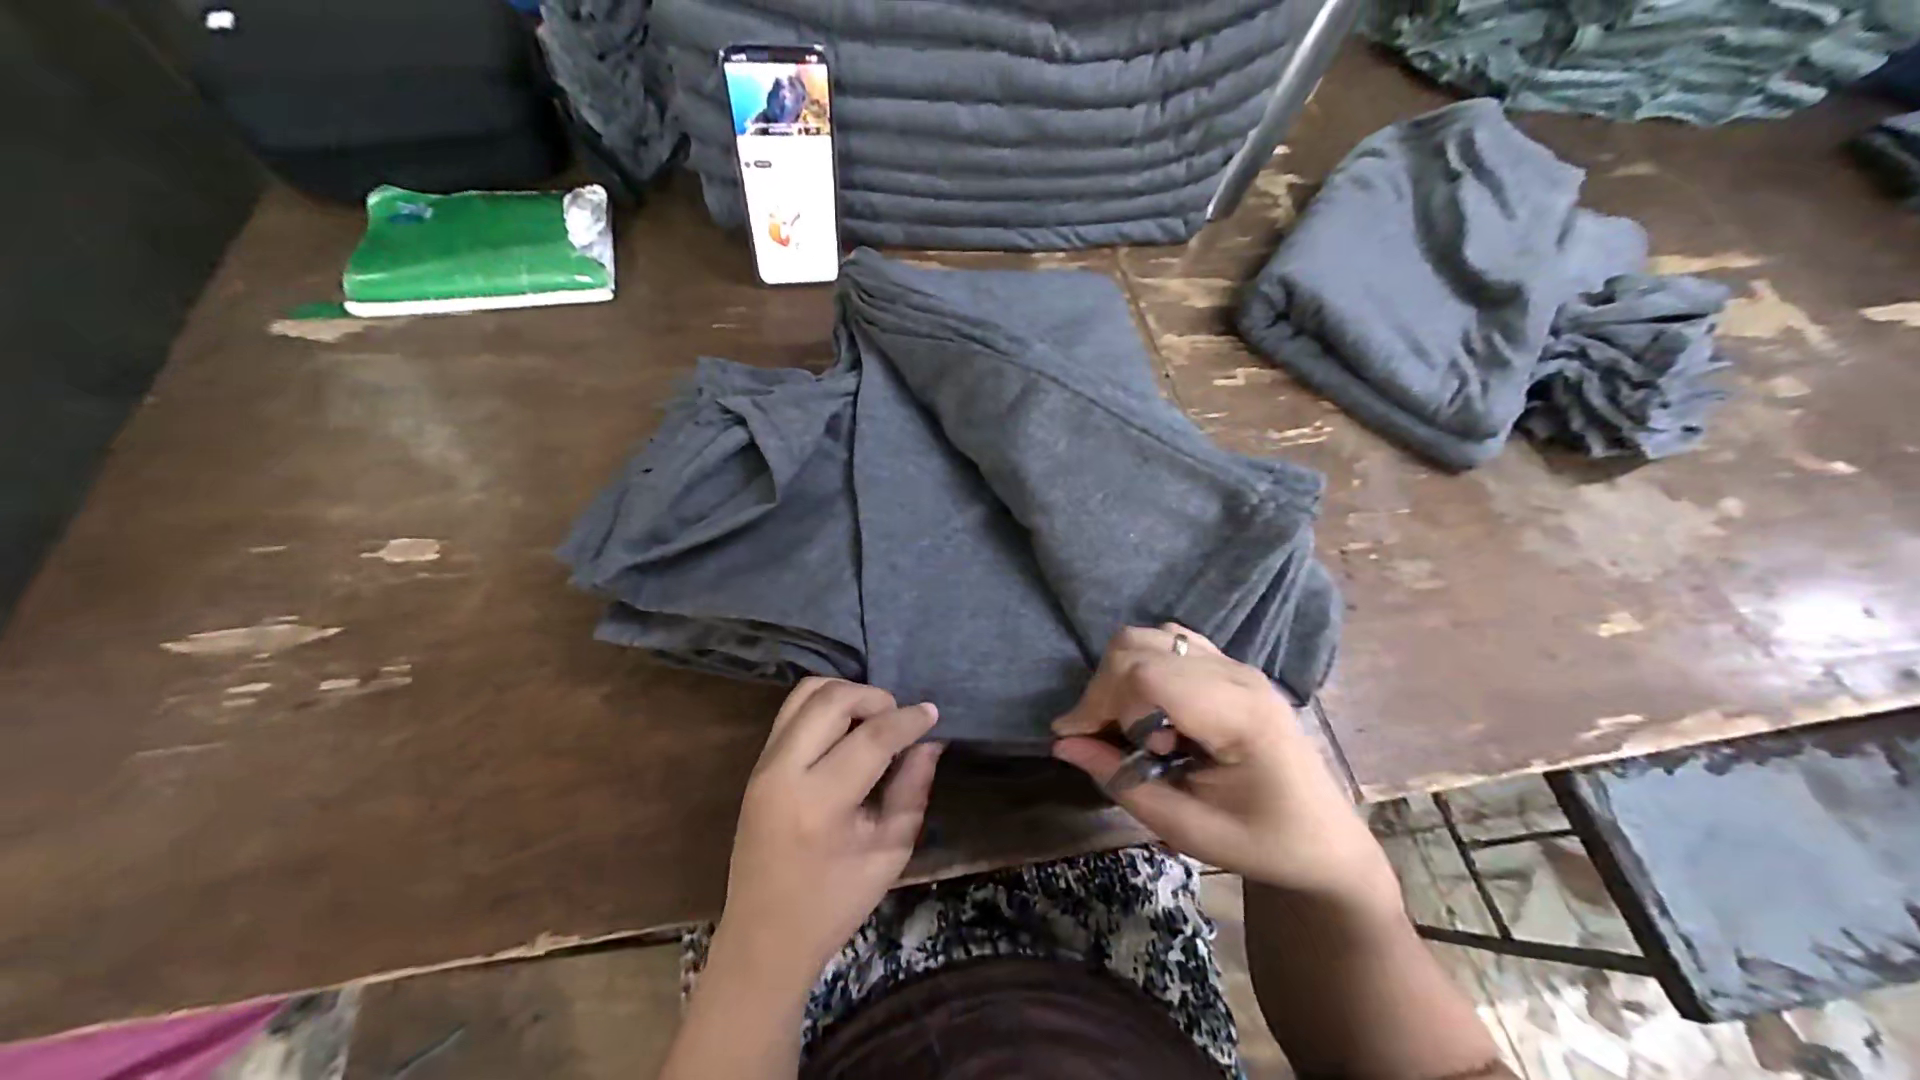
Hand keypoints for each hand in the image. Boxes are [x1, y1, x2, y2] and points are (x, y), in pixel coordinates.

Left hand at [713, 677, 943, 988]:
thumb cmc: (835, 903)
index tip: (933, 713)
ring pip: (807, 693)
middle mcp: (783, 772)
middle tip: (900, 719)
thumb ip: (913, 788)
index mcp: (819, 803)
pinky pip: (792, 711)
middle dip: (876, 698)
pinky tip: (848, 727)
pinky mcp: (756, 764)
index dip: (909, 720)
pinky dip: (825, 704)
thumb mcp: (890, 851)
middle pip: (832, 699)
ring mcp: (763, 765)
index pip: (871, 737)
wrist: (764, 937)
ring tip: (874, 719)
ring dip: (847, 694)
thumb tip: (930, 740)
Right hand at [1052, 625, 1400, 912]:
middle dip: (1104, 689)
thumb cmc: (1262, 843)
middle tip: (1103, 738)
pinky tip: (1150, 710)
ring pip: (1151, 637)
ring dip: (1121, 675)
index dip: (1100, 700)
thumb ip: (1121, 781)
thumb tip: (1063, 743)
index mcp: (1239, 715)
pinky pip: (1170, 643)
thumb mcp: (1186, 828)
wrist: (1325, 839)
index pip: (1148, 675)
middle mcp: (1238, 675)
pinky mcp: (1231, 666)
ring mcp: (1237, 665)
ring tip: (1130, 727)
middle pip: (1141, 646)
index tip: (1078, 739)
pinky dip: (1142, 667)